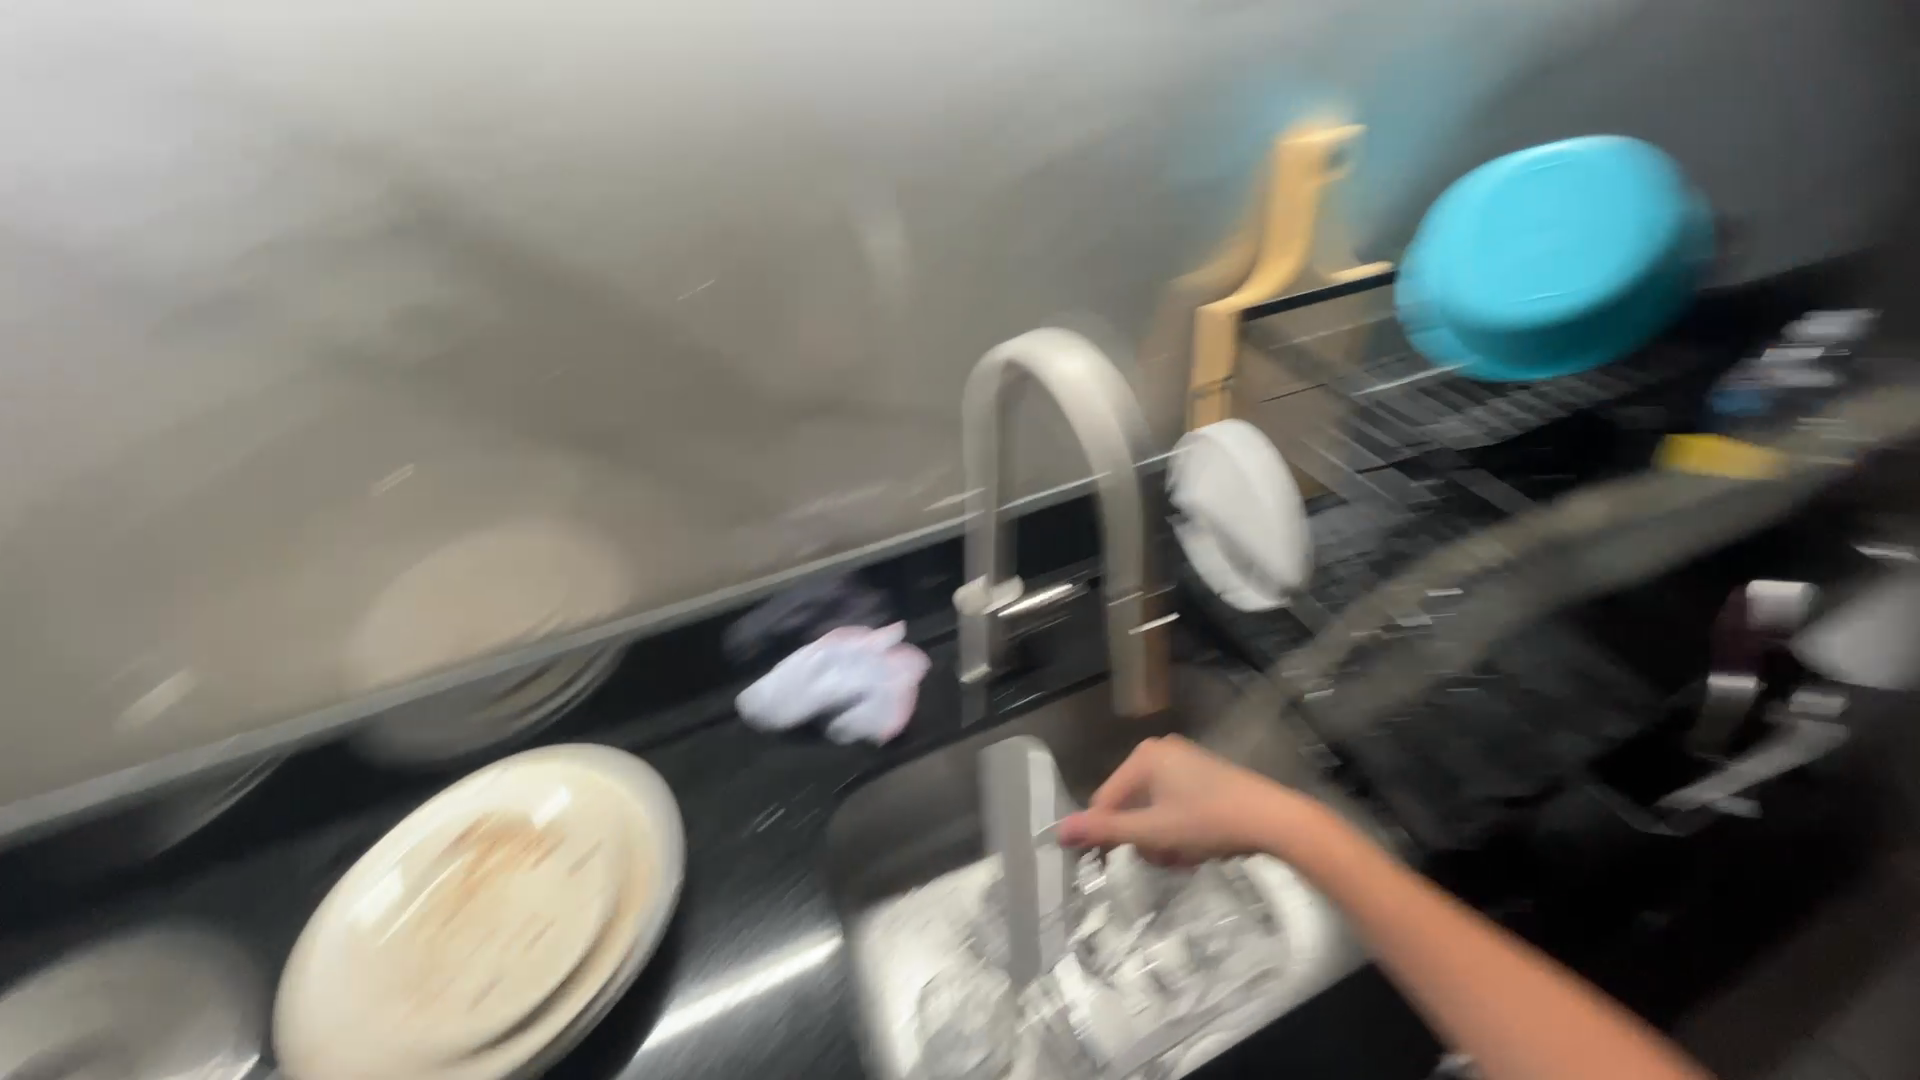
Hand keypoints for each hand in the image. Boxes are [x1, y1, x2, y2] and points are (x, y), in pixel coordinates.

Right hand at [1055, 735, 1311, 865]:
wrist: (1273, 820)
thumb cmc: (1208, 821)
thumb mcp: (1153, 831)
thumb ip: (1105, 830)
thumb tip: (1058, 831)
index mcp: (1143, 756)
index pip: (1105, 800)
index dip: (1109, 834)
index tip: (1118, 863)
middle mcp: (1160, 751)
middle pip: (1130, 805)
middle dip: (1144, 838)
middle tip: (1167, 858)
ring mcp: (1184, 761)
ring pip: (1153, 810)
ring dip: (1163, 838)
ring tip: (1187, 855)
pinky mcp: (1204, 775)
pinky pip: (1174, 804)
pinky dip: (1180, 828)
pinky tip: (1200, 845)